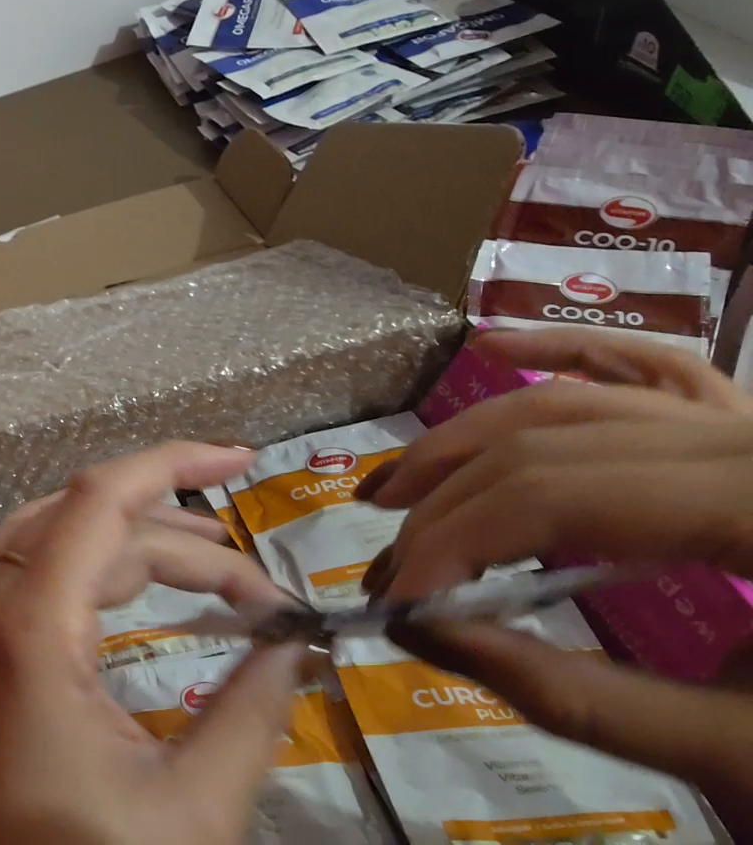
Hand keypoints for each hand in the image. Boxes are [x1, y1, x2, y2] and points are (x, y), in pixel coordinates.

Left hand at [0, 443, 308, 844]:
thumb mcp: (192, 807)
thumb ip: (250, 716)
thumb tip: (295, 646)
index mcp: (32, 625)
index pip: (97, 500)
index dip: (170, 463)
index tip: (244, 459)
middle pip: (86, 523)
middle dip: (179, 535)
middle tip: (264, 588)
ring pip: (58, 540)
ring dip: (135, 541)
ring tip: (220, 571)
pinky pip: (39, 573)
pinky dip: (97, 566)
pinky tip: (145, 589)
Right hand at [356, 327, 752, 816]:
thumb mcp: (750, 754)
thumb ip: (578, 696)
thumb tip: (422, 633)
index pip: (551, 496)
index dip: (452, 540)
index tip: (396, 600)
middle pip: (546, 446)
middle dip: (446, 506)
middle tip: (386, 565)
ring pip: (578, 404)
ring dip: (469, 441)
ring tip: (396, 486)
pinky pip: (655, 373)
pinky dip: (569, 356)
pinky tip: (496, 346)